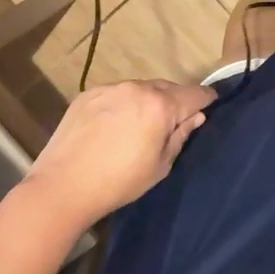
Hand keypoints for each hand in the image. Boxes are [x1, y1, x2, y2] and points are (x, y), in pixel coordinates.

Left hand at [22, 79, 214, 225]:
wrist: (63, 185)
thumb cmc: (119, 182)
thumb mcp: (160, 166)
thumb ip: (181, 136)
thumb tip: (196, 116)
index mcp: (161, 106)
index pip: (195, 94)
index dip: (206, 100)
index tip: (211, 106)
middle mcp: (137, 88)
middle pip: (167, 88)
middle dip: (175, 102)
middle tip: (174, 123)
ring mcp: (110, 88)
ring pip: (140, 89)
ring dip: (148, 101)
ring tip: (141, 126)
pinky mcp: (88, 94)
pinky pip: (116, 93)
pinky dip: (123, 104)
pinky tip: (114, 126)